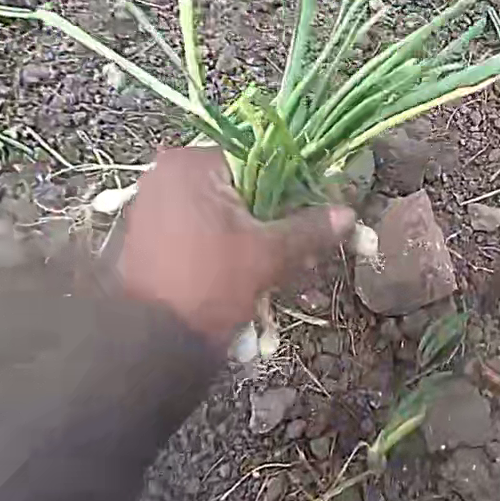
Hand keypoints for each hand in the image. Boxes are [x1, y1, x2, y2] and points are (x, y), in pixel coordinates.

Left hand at [116, 148, 352, 341]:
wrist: (150, 344)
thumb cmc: (208, 285)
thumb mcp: (269, 253)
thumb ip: (310, 227)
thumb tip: (349, 213)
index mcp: (191, 166)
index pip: (260, 156)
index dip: (297, 180)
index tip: (321, 203)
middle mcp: (168, 176)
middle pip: (246, 183)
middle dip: (281, 211)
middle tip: (310, 237)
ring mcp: (158, 205)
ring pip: (230, 207)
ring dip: (263, 229)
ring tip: (292, 258)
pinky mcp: (156, 234)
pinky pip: (209, 226)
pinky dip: (236, 240)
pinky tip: (260, 265)